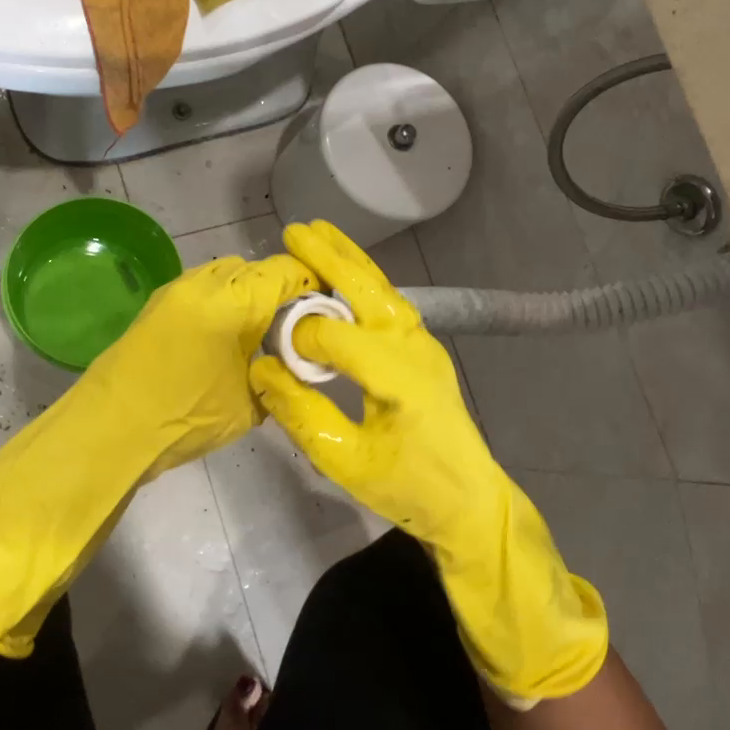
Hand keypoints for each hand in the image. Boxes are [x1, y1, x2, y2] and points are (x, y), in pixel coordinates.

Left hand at [0, 254, 316, 658]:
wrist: (108, 429)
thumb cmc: (184, 417)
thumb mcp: (249, 404)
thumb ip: (278, 372)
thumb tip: (290, 357)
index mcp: (232, 299)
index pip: (286, 270)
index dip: (311, 285)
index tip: (326, 309)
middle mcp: (204, 282)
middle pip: (256, 269)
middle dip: (280, 290)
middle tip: (294, 326)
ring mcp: (176, 290)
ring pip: (227, 275)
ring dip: (248, 295)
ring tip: (260, 334)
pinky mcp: (157, 305)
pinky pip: (203, 289)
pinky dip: (223, 303)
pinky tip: (226, 339)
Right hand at [249, 221, 609, 701]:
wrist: (469, 500)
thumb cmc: (408, 489)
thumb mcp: (344, 462)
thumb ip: (301, 413)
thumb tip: (260, 368)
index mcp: (399, 378)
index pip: (338, 337)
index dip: (301, 339)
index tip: (275, 352)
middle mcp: (415, 348)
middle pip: (368, 290)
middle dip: (331, 258)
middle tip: (294, 229)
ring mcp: (425, 344)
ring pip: (383, 290)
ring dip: (350, 260)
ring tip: (318, 232)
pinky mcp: (425, 349)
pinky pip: (391, 303)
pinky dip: (364, 282)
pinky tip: (346, 274)